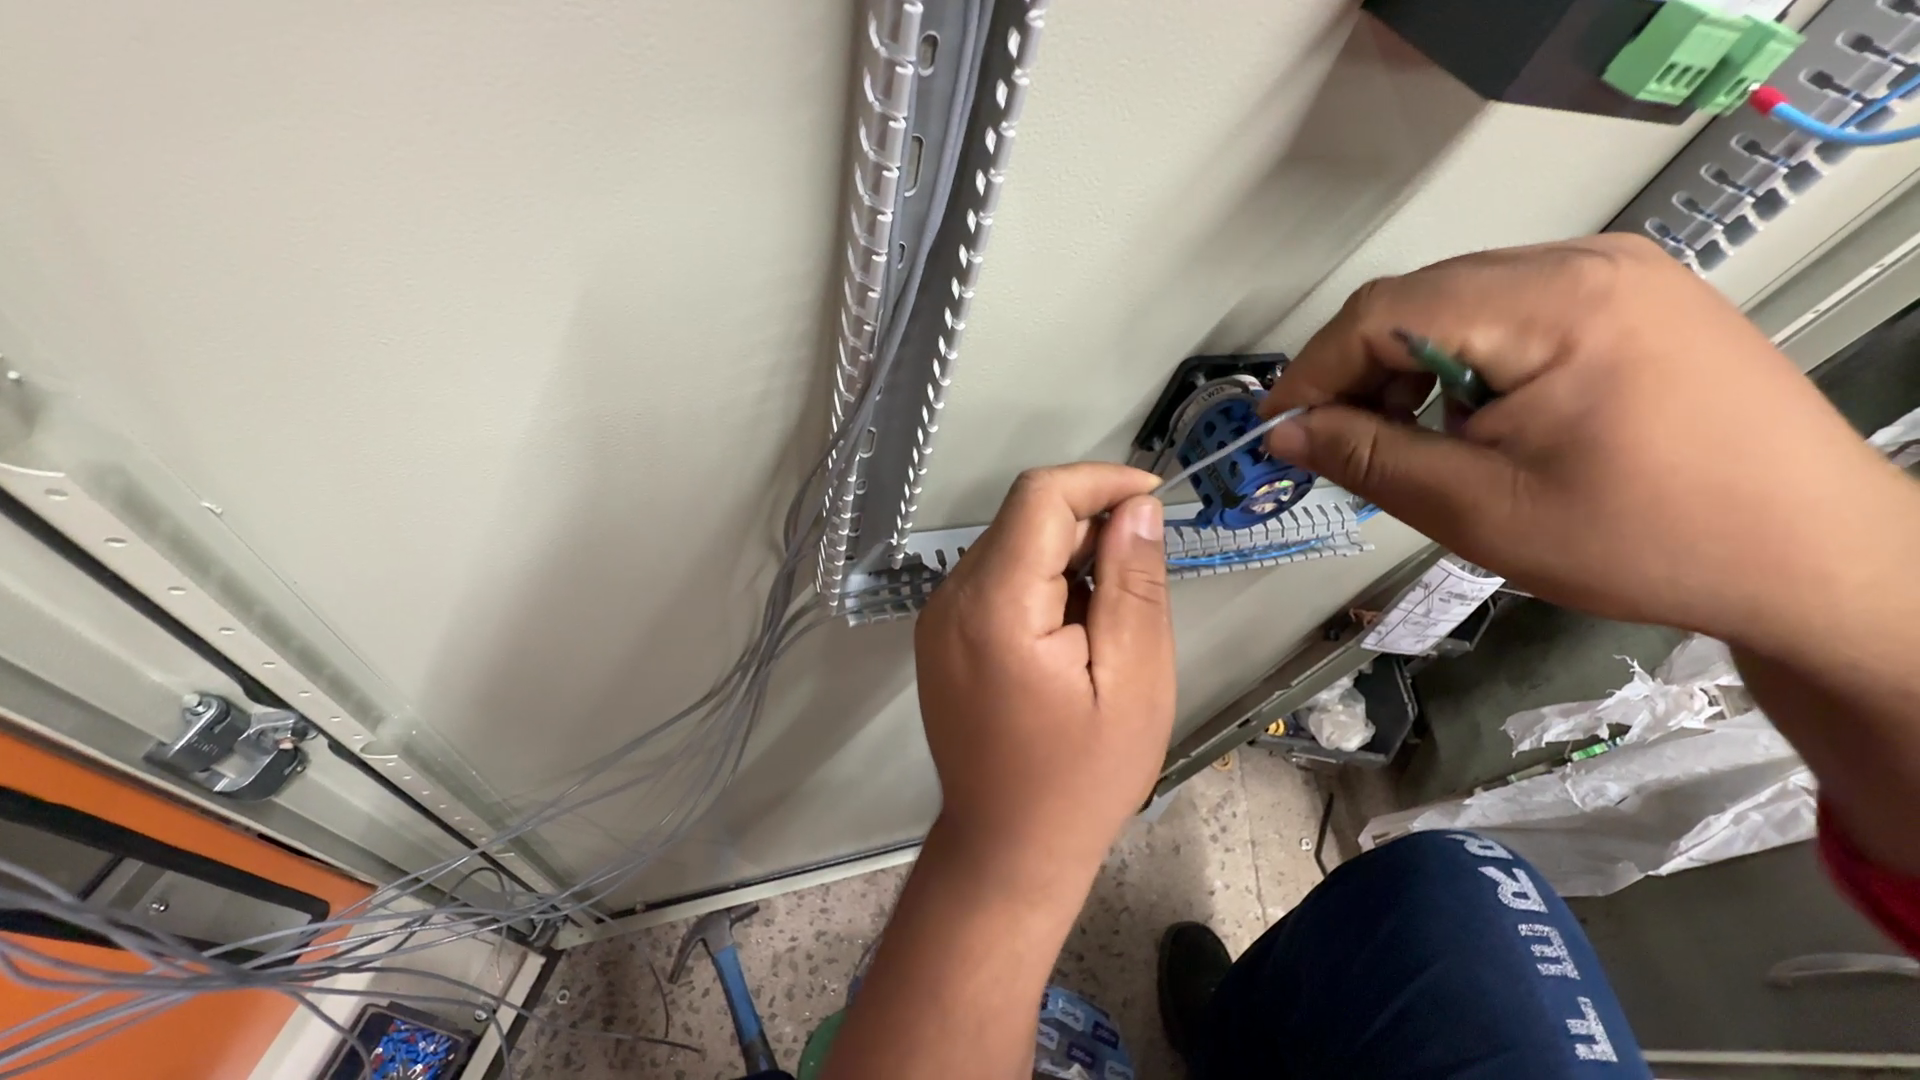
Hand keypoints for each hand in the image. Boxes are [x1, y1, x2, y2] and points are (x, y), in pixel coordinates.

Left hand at [913, 464, 1173, 875]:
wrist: (1007, 850)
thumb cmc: (1081, 779)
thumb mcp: (1133, 682)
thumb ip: (1133, 584)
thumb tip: (1136, 507)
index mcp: (993, 606)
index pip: (1040, 496)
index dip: (1100, 482)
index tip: (1153, 502)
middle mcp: (950, 600)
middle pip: (1023, 518)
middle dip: (1088, 528)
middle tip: (1138, 583)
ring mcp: (937, 620)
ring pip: (1010, 546)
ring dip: (1066, 559)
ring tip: (1104, 626)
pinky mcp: (941, 638)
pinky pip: (994, 581)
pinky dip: (1039, 585)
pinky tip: (1070, 638)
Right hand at [1260, 235, 1916, 653]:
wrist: (1815, 559)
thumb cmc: (1643, 541)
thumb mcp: (1477, 509)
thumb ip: (1366, 458)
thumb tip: (1284, 432)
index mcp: (1552, 304)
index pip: (1383, 313)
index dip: (1314, 372)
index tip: (1278, 433)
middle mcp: (1586, 262)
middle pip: (1418, 299)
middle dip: (1358, 372)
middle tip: (1339, 445)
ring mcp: (1620, 272)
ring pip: (1458, 303)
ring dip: (1408, 367)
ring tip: (1409, 439)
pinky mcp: (1636, 297)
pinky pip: (1510, 311)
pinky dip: (1462, 361)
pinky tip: (1473, 417)